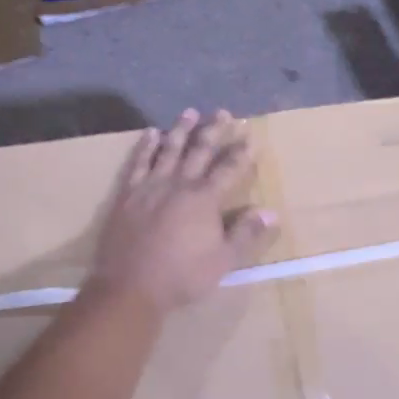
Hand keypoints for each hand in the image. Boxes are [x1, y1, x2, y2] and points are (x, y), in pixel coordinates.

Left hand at [87, 109, 274, 311]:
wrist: (130, 286)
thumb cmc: (182, 277)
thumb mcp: (223, 261)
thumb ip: (246, 234)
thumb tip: (270, 212)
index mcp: (204, 200)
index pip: (228, 169)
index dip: (241, 152)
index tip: (250, 136)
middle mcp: (179, 185)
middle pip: (200, 151)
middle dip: (214, 130)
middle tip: (224, 112)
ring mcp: (150, 186)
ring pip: (169, 150)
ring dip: (181, 130)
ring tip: (190, 112)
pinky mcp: (127, 194)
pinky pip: (138, 163)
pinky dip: (145, 147)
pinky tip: (150, 133)